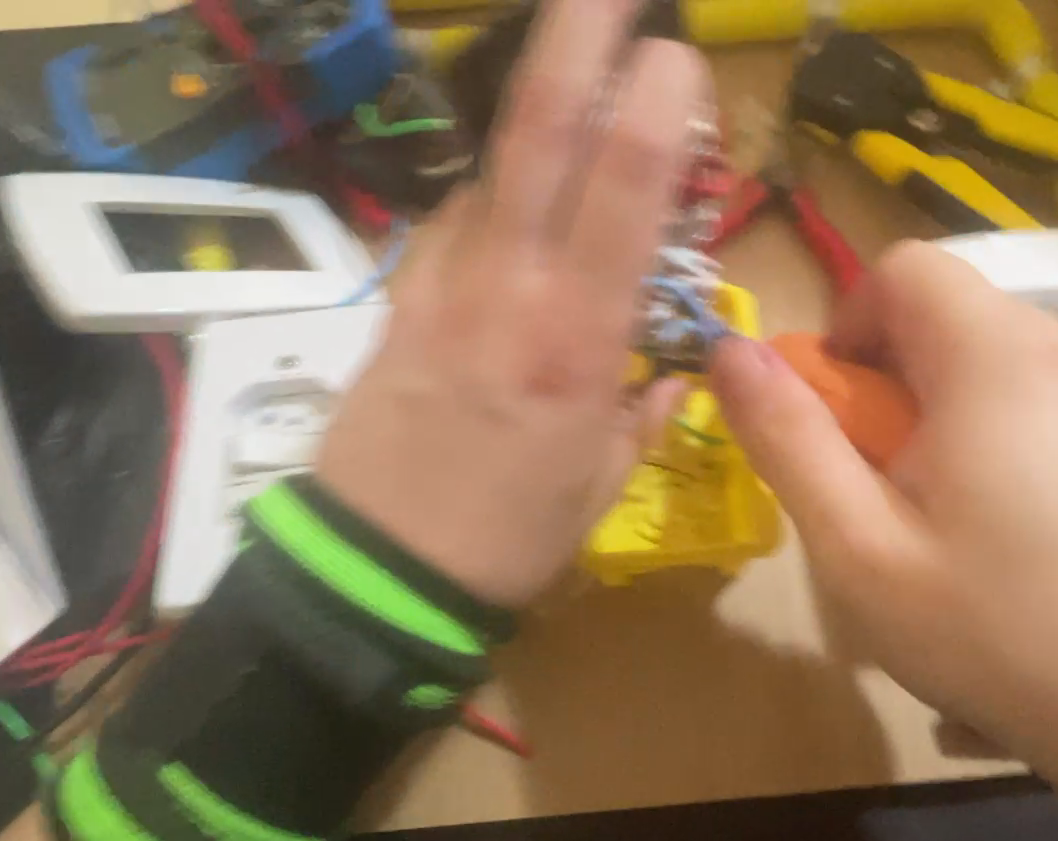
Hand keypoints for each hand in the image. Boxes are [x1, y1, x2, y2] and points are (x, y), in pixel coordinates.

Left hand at [316, 0, 702, 608]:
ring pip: (488, 170)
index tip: (677, 55)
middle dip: (576, 35)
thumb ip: (643, 415)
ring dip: (533, 115)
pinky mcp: (397, 301)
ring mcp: (440, 286)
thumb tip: (671, 372)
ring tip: (571, 86)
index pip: (622, 193)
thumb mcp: (601, 486)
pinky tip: (510, 211)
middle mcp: (507, 291)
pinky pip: (453, 225)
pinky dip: (490, 199)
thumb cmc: (510, 538)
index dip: (652, 103)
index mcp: (576, 344)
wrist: (380, 571)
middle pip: (537, 134)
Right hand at [711, 241, 1057, 761]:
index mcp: (995, 357)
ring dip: (922, 418)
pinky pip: (1021, 400)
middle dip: (878, 385)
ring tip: (923, 521)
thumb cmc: (989, 631)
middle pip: (938, 317)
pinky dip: (974, 438)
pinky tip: (984, 533)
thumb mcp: (857, 545)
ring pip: (977, 361)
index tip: (831, 422)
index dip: (843, 330)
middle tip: (869, 490)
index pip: (901, 270)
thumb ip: (786, 438)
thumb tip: (730, 350)